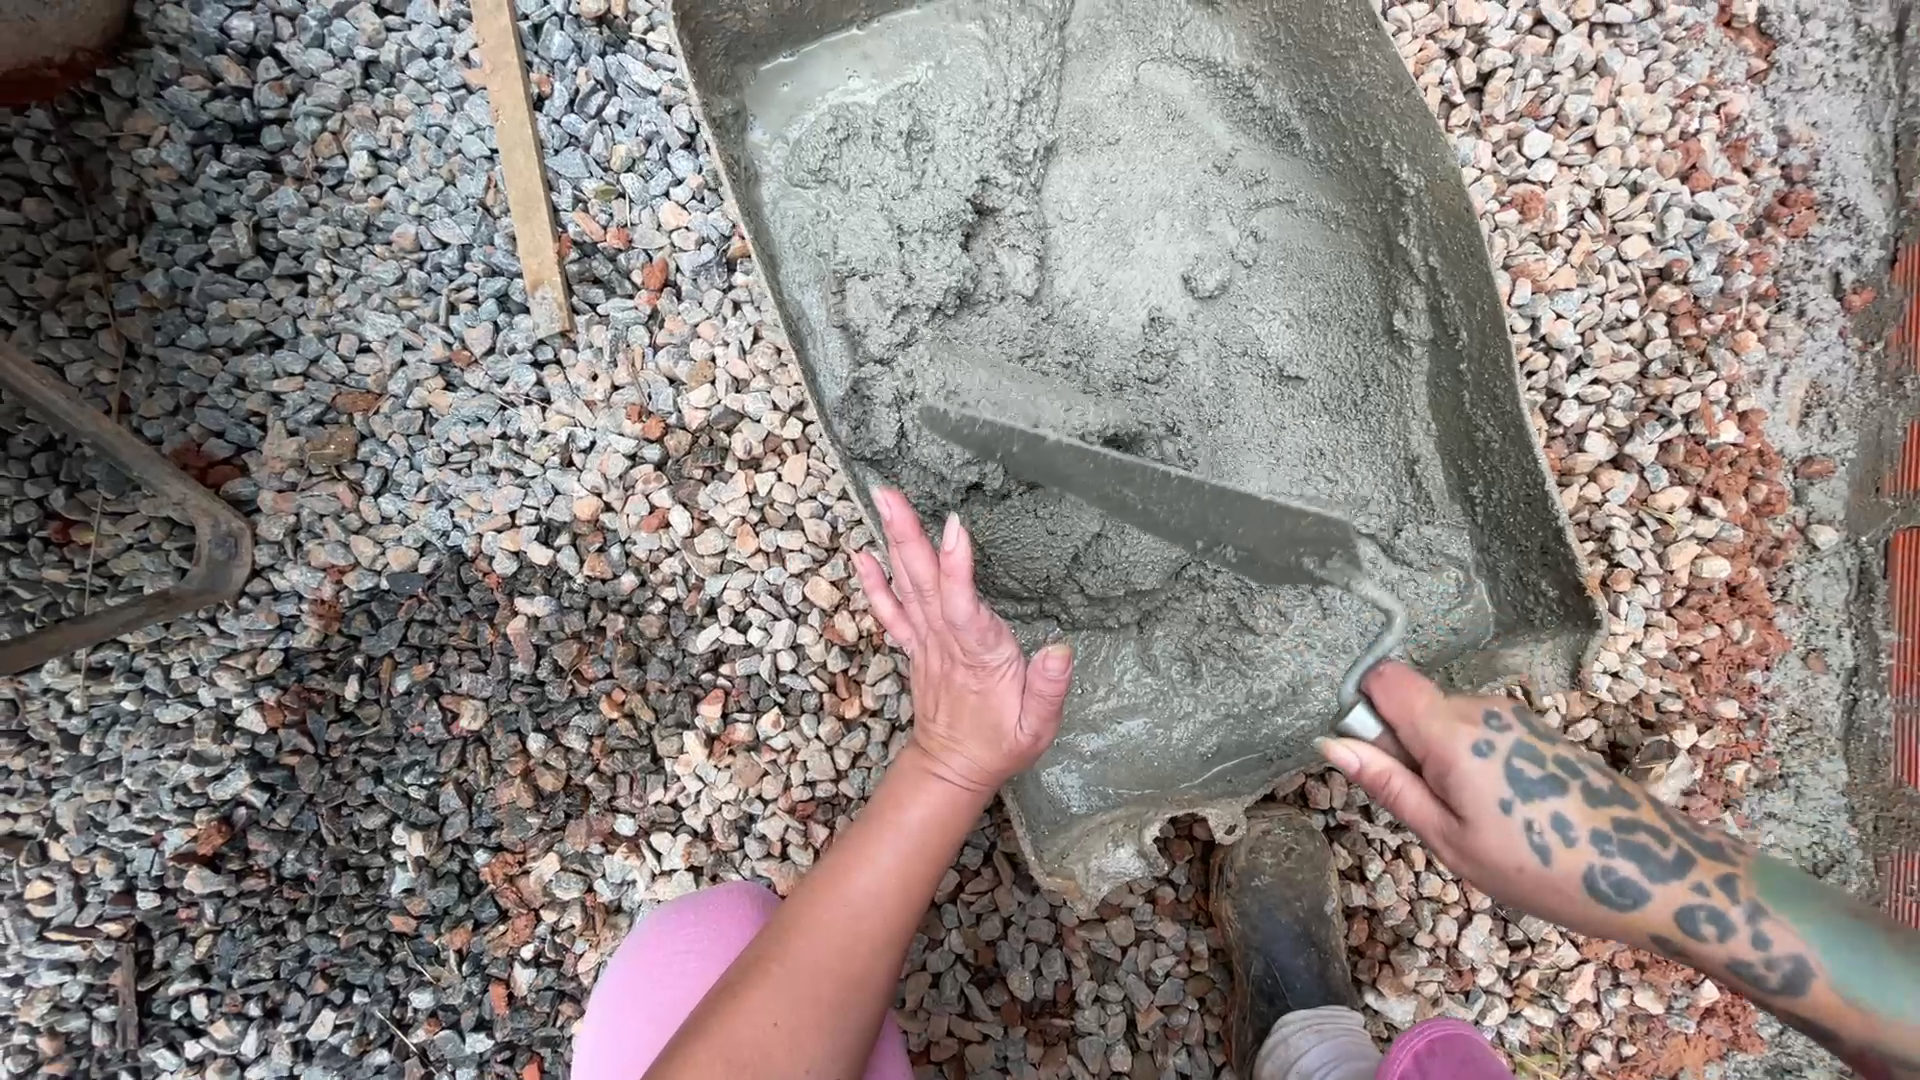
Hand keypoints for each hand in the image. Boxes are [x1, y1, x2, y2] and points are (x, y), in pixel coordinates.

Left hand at [853, 488, 1074, 795]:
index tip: (954, 526)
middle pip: (925, 584)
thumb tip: (1060, 650)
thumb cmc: (1000, 743)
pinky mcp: (915, 645)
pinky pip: (891, 610)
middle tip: (890, 493)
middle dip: (909, 535)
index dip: (958, 567)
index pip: (964, 607)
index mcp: (980, 656)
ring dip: (894, 541)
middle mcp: (946, 642)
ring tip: (883, 501)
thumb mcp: (1038, 727)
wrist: (953, 767)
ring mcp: (924, 642)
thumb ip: (1048, 688)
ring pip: (907, 586)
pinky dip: (875, 581)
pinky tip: (862, 553)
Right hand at [1316, 662, 1744, 940]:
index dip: (1362, 706)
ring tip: (1473, 816)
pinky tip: (1501, 808)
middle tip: (1432, 808)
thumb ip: (1388, 784)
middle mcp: (1479, 708)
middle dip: (1400, 745)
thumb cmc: (1544, 868)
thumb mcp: (1450, 840)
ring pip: (1439, 719)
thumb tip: (1330, 744)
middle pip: (1409, 702)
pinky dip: (1464, 760)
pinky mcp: (1533, 730)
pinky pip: (1471, 730)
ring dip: (1434, 757)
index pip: (1382, 677)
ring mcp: (1511, 717)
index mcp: (1452, 731)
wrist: (1666, 880)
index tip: (1376, 756)